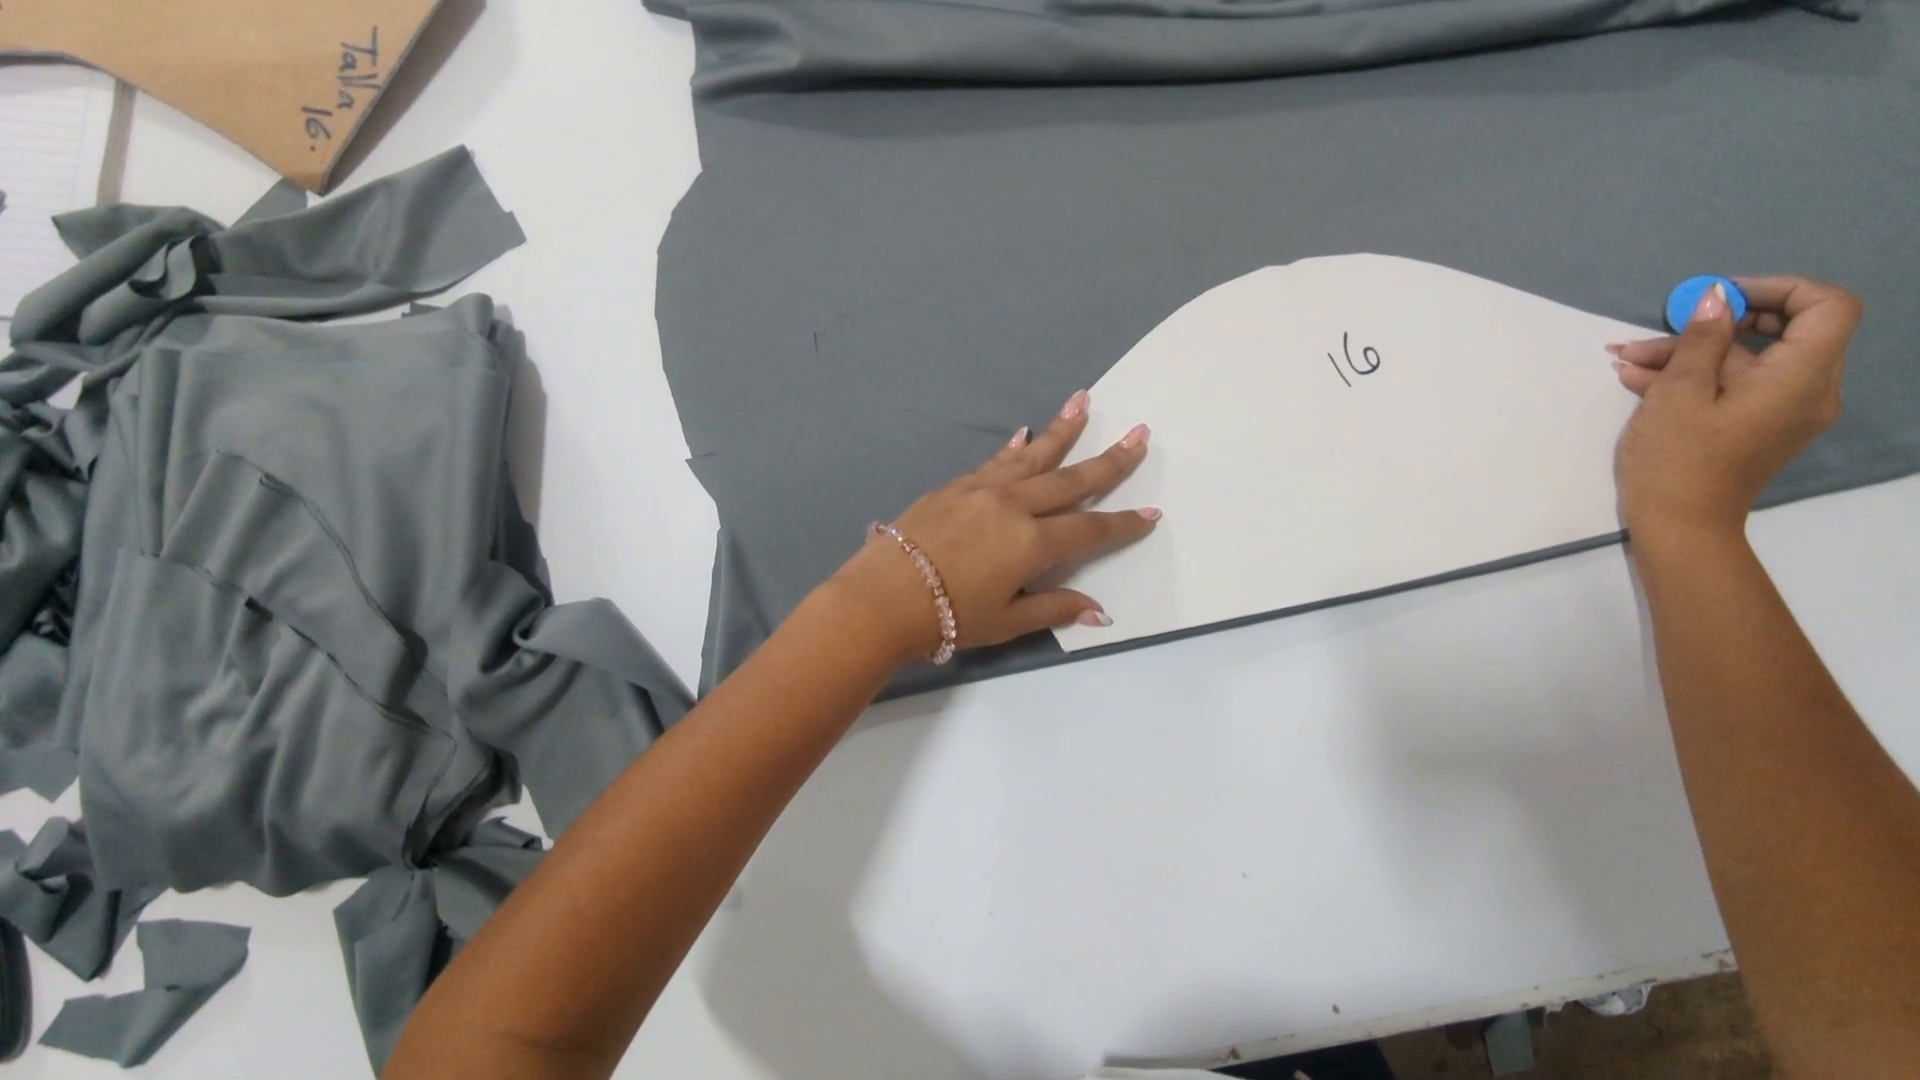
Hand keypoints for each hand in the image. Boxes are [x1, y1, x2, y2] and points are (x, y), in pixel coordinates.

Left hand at [830, 389, 1158, 662]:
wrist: (882, 596)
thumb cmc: (948, 617)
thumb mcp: (1006, 621)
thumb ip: (1054, 608)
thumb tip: (1100, 612)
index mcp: (1033, 543)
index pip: (1091, 530)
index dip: (1124, 525)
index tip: (1151, 513)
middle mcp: (1015, 506)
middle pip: (1072, 479)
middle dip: (1110, 460)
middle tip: (1140, 433)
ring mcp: (983, 490)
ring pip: (1033, 456)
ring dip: (1062, 430)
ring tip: (1083, 402)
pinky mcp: (955, 486)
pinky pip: (994, 461)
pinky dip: (1013, 448)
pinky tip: (1024, 434)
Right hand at [1610, 276, 1861, 541]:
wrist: (1678, 528)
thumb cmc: (1678, 460)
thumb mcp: (1677, 394)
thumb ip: (1699, 341)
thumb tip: (1714, 299)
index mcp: (1800, 378)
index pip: (1826, 307)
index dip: (1778, 290)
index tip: (1719, 299)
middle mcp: (1808, 391)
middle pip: (1779, 334)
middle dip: (1716, 325)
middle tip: (1661, 327)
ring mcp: (1782, 412)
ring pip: (1746, 363)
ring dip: (1689, 354)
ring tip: (1626, 358)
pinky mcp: (1755, 428)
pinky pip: (1734, 388)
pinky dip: (1693, 378)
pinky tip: (1639, 379)